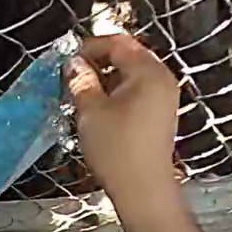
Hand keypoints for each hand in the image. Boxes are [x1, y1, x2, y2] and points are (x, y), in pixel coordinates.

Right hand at [66, 34, 182, 229]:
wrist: (143, 188)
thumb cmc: (116, 148)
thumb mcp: (91, 112)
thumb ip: (81, 82)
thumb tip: (74, 64)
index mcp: (148, 72)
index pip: (119, 43)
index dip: (91, 46)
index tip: (67, 59)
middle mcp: (162, 79)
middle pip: (128, 57)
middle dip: (98, 63)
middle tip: (72, 77)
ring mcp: (164, 97)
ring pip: (131, 76)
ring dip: (105, 80)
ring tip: (81, 94)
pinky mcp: (160, 115)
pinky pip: (137, 92)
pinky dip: (117, 94)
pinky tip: (99, 109)